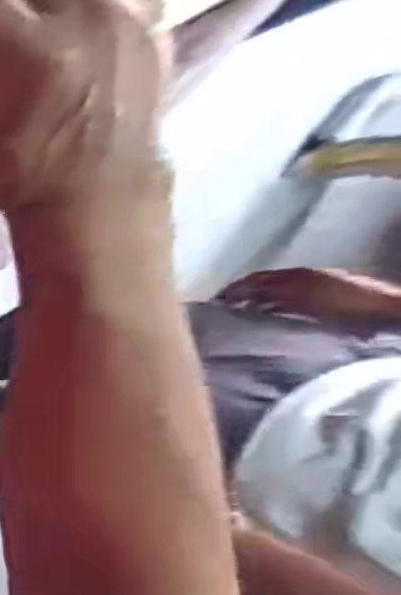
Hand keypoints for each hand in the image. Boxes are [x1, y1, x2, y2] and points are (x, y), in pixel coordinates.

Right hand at [220, 267, 400, 322]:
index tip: (212, 301)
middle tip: (218, 310)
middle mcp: (299, 280)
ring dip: (251, 304)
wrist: (385, 310)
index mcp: (296, 274)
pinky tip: (258, 320)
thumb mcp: (302, 291)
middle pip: (261, 286)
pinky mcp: (314, 308)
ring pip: (269, 297)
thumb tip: (235, 291)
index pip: (253, 278)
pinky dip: (266, 312)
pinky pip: (282, 308)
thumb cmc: (343, 299)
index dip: (232, 287)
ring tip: (234, 316)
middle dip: (238, 296)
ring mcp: (308, 294)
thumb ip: (267, 289)